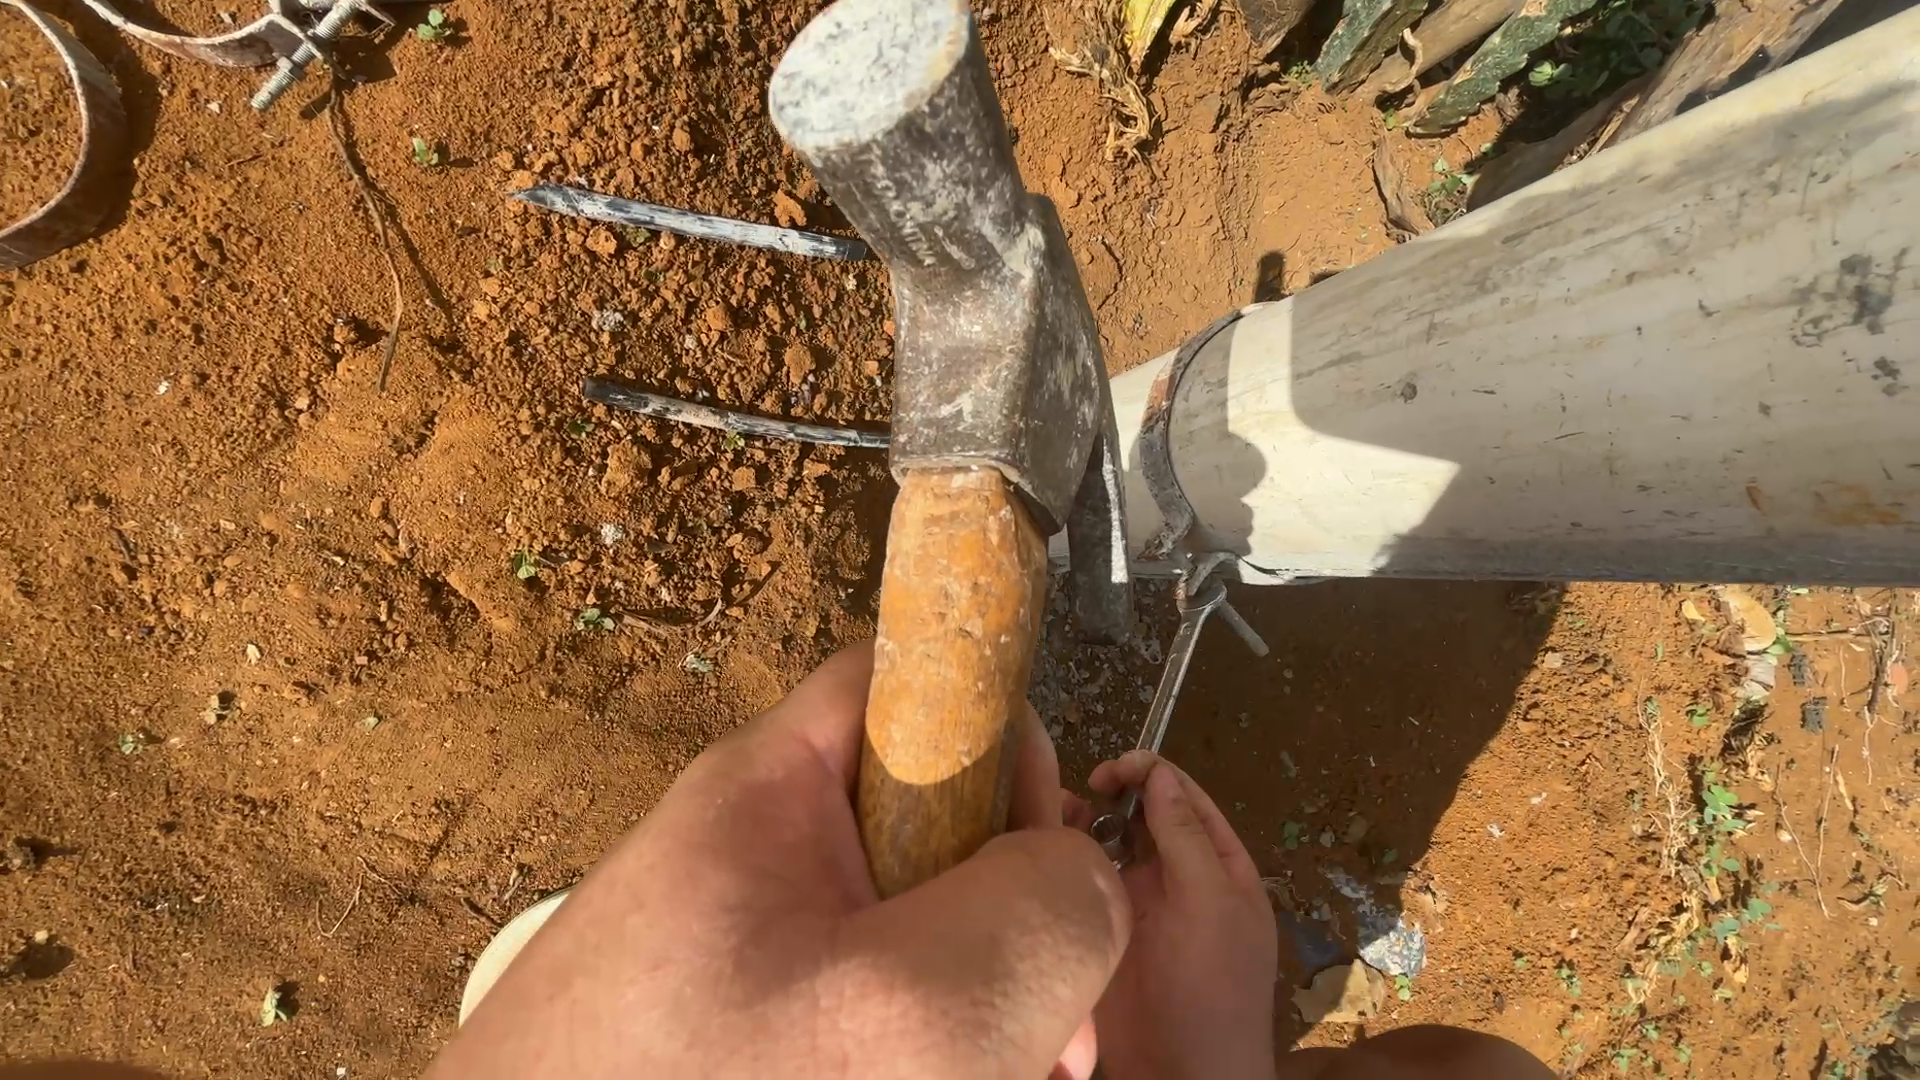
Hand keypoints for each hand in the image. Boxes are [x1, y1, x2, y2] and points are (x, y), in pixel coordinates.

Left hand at [428, 643, 1128, 1079]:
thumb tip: (1082, 869)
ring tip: (1020, 1074)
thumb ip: (1035, 913)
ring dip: (984, 989)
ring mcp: (749, 933)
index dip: (991, 728)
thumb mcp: (907, 1017)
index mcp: (767, 786)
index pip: (902, 680)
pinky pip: (872, 988)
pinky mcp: (745, 1012)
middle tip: (1053, 1025)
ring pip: (914, 913)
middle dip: (1010, 899)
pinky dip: (932, 1036)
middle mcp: (757, 841)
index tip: (1041, 841)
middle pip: (926, 808)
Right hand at [1083, 751, 1278, 1079]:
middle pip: (1148, 812)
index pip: (1187, 799)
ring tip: (1065, 809)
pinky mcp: (1106, 917)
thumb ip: (1185, 837)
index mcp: (1218, 865)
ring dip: (1093, 816)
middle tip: (1092, 784)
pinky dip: (1072, 849)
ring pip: (1114, 837)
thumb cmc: (1209, 985)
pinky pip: (1089, 872)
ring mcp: (1140, 896)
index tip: (1117, 768)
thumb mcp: (1209, 904)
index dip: (1155, 773)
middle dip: (1122, 789)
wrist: (1178, 1073)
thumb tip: (1161, 773)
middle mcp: (1179, 872)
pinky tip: (1051, 841)